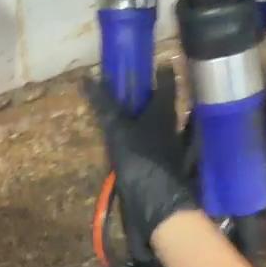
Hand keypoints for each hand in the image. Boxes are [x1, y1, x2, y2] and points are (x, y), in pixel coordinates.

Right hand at [84, 70, 195, 245]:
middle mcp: (175, 128)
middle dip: (167, 99)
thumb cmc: (139, 160)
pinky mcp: (177, 172)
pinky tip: (167, 154)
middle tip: (156, 91)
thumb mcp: (116, 131)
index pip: (167, 85)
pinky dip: (173, 151)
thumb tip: (86, 79)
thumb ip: (104, 106)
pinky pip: (179, 155)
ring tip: (159, 120)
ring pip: (179, 130)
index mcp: (162, 114)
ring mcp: (179, 151)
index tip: (164, 62)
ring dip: (173, 123)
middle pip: (174, 107)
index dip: (165, 73)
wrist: (158, 204)